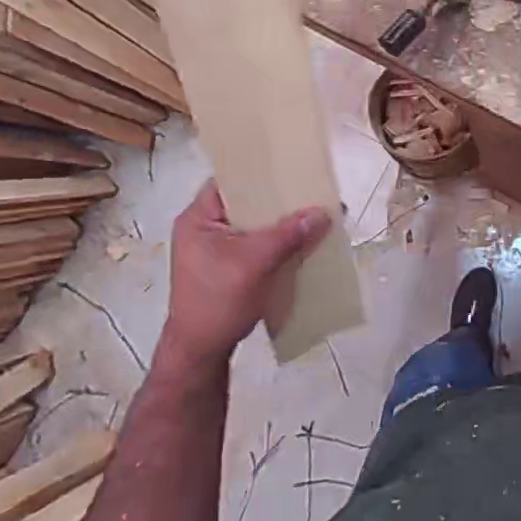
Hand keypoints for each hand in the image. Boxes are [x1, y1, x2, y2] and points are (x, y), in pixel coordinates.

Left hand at [162, 181, 331, 366]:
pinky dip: (276, 244)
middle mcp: (203, 229)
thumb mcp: (255, 264)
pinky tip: (301, 244)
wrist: (200, 354)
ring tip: (312, 214)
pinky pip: (255, 245)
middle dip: (278, 201)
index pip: (229, 181)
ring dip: (280, 224)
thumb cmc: (218, 302)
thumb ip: (288, 235)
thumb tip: (323, 212)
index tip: (290, 167)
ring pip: (253, 226)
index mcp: (197, 218)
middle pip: (245, 203)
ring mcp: (214, 250)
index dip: (259, 172)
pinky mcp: (227, 268)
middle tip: (310, 191)